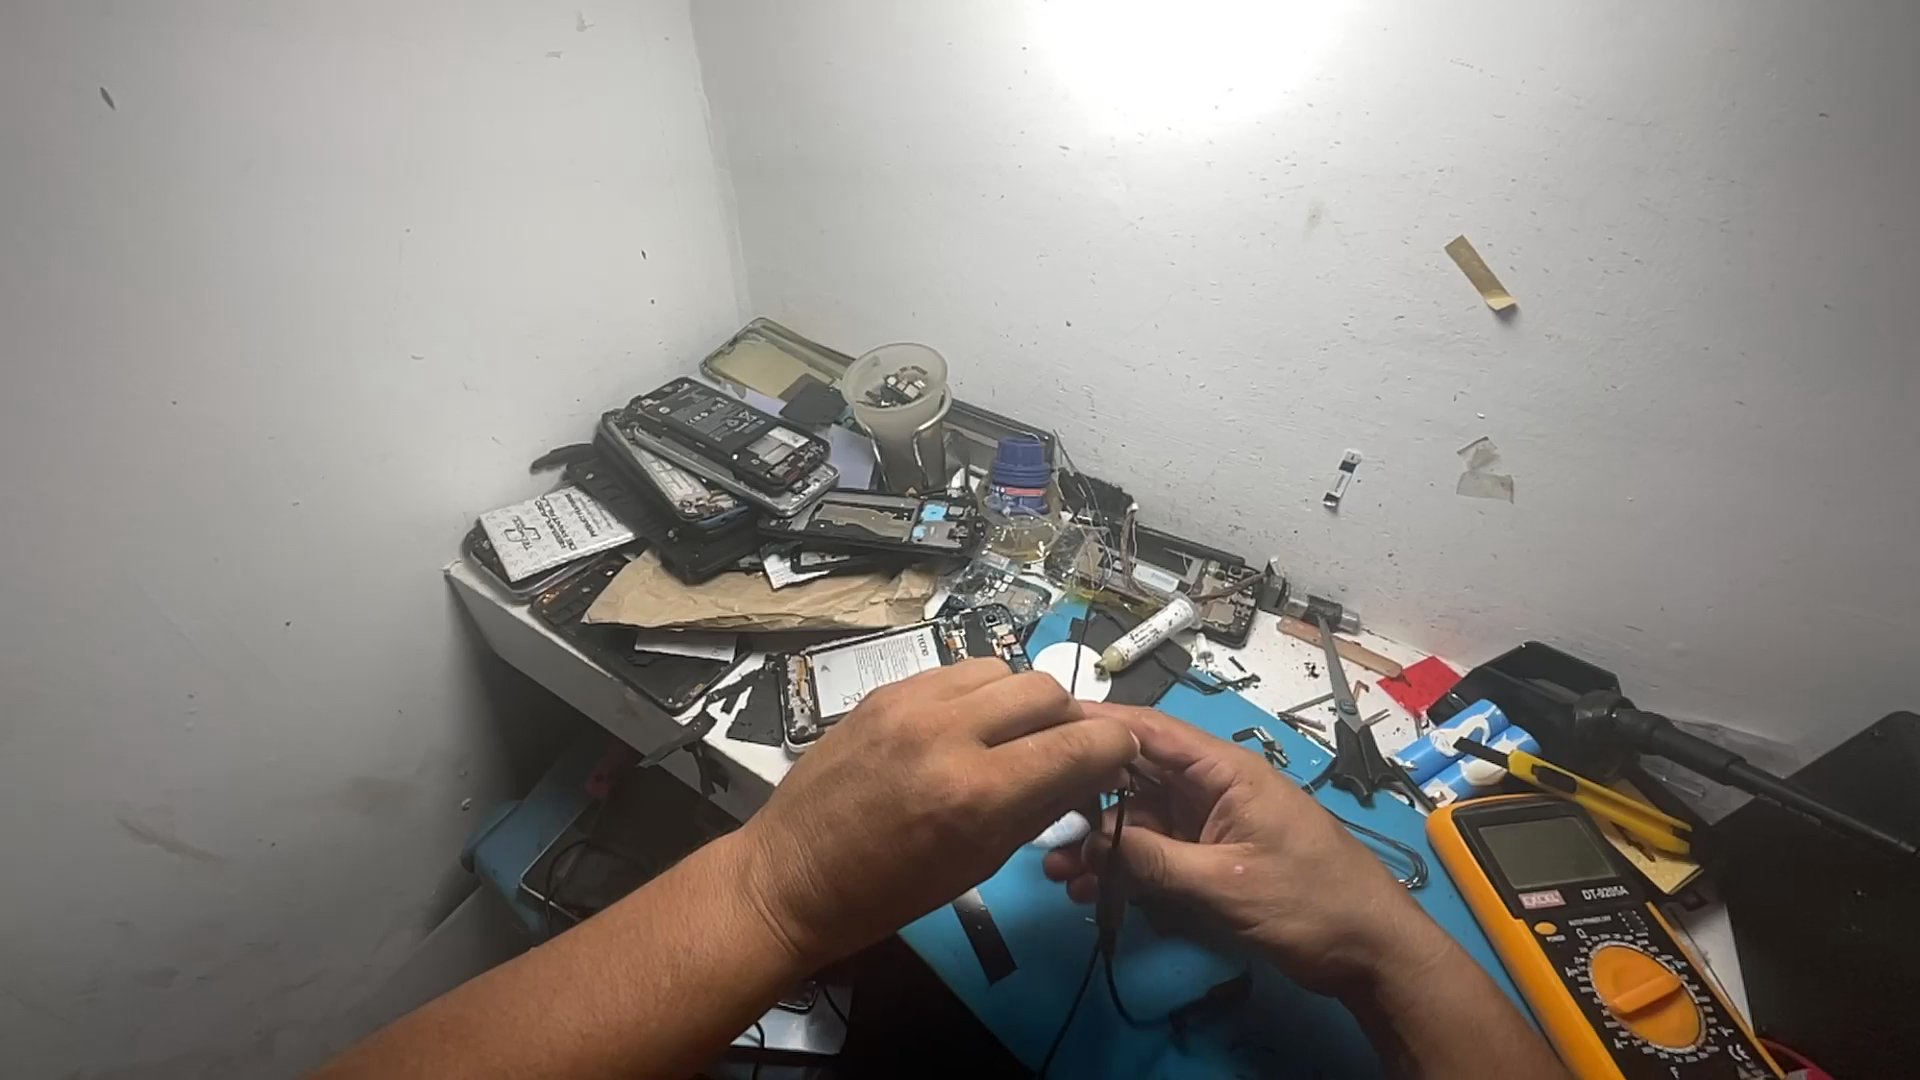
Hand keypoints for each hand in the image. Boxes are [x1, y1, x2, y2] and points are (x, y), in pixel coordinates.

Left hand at [735, 659, 1137, 967]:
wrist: (791, 873)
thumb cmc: (887, 892)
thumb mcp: (978, 864)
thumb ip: (1041, 808)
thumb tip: (1087, 772)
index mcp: (975, 792)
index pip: (1077, 744)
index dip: (1113, 746)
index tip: (1117, 754)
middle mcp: (947, 731)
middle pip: (1046, 689)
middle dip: (1069, 719)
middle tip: (1060, 749)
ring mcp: (911, 702)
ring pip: (1002, 669)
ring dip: (1020, 701)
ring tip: (1007, 734)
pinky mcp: (886, 689)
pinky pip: (955, 671)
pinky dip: (977, 693)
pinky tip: (964, 724)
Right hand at [1042, 705, 1454, 996]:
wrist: (1373, 955)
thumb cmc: (1310, 902)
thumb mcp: (1226, 882)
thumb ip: (1153, 860)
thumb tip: (1090, 844)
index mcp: (1221, 769)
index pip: (1148, 730)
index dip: (1096, 723)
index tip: (1047, 726)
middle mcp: (1207, 785)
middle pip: (1133, 773)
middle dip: (1085, 795)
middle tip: (1040, 817)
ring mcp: (1205, 819)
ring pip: (1137, 816)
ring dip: (1099, 840)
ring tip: (1058, 870)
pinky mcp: (1205, 851)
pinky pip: (1152, 849)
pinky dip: (1123, 866)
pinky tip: (1091, 890)